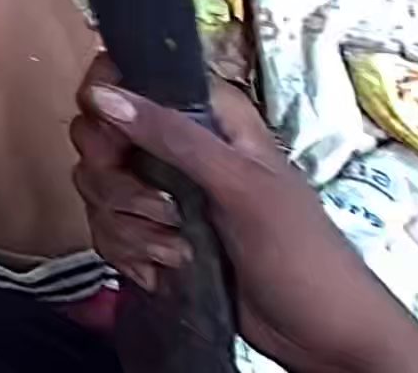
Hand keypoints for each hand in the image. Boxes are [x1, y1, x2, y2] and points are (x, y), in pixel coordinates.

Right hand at [70, 57, 417, 372]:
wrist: (325, 344)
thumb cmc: (302, 254)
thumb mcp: (242, 185)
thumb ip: (170, 134)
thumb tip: (97, 96)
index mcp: (196, 110)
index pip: (119, 73)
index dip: (103, 96)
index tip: (112, 136)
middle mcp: (167, 137)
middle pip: (93, 130)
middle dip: (113, 177)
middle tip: (156, 205)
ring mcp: (151, 182)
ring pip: (92, 180)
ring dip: (128, 222)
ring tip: (177, 249)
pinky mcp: (142, 223)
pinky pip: (101, 222)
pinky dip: (127, 248)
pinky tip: (164, 267)